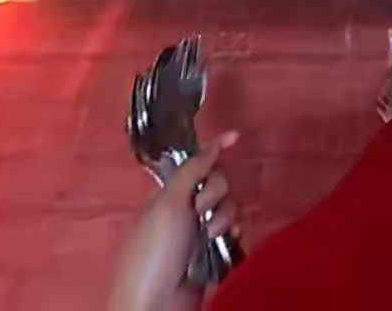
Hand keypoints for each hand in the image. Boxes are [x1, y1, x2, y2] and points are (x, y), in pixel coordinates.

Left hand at [108, 132, 240, 310]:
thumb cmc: (155, 253)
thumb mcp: (168, 204)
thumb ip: (191, 170)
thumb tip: (212, 143)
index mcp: (168, 195)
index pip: (195, 162)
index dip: (214, 148)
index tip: (235, 137)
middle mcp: (184, 210)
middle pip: (216, 181)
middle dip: (215, 192)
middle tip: (200, 211)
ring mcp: (198, 233)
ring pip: (227, 205)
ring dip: (223, 216)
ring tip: (209, 236)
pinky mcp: (212, 253)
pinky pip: (232, 230)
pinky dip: (233, 232)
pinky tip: (228, 241)